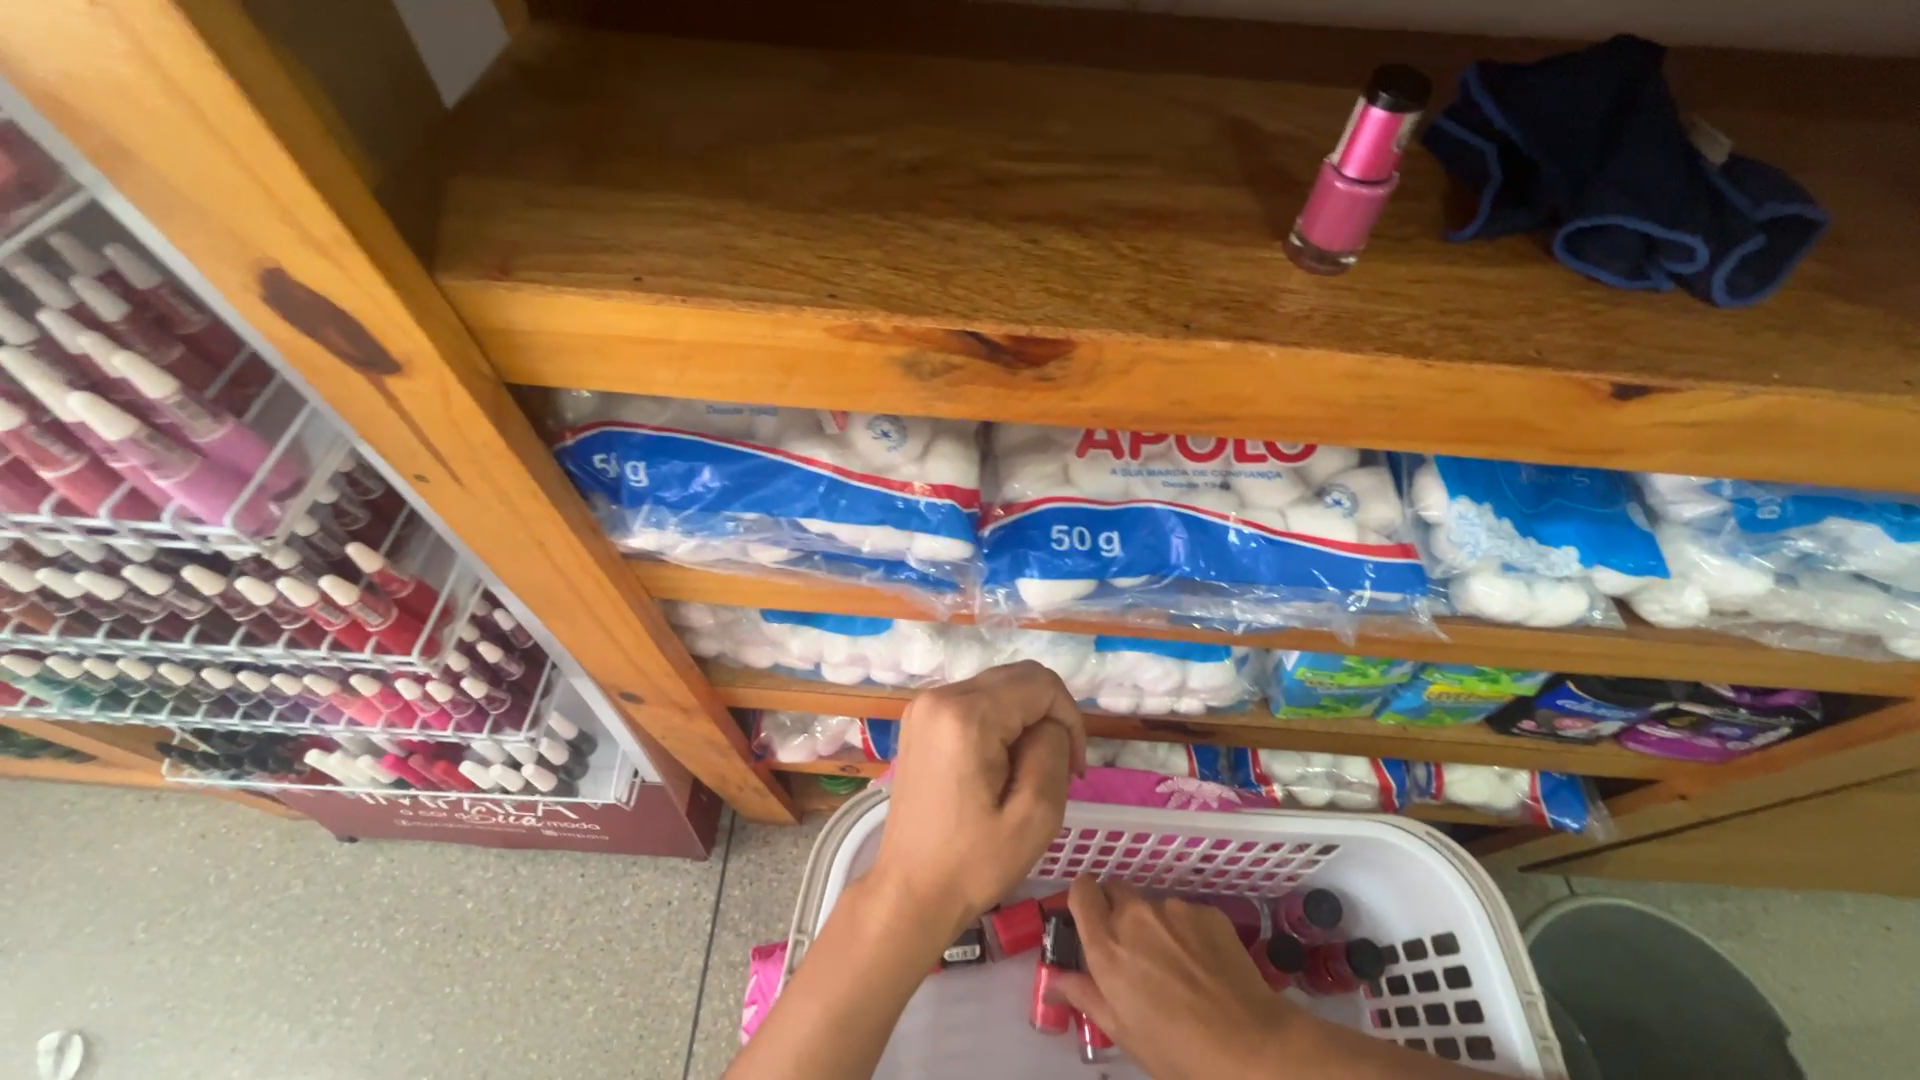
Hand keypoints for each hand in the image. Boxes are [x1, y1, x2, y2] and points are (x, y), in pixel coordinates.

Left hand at [868, 661, 1087, 937]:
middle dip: (1049, 716)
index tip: (1074, 768)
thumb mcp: (1036, 814)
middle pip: (1018, 677)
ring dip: (1025, 720)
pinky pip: (975, 703)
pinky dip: (1000, 724)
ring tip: (1030, 772)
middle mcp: (939, 697)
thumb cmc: (974, 863)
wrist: (910, 892)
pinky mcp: (919, 722)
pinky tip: (1002, 766)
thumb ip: (1053, 751)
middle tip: (1059, 769)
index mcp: (966, 716)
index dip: (1070, 719)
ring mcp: (923, 707)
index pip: (1041, 684)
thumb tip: (1050, 724)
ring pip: (998, 688)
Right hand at [1052, 875, 1298, 1079]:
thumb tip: (1057, 979)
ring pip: (1153, 905)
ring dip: (1155, 925)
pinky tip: (1203, 964)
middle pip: (1115, 890)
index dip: (1084, 901)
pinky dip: (1187, 931)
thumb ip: (1086, 995)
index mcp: (1106, 945)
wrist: (1249, 1044)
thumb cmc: (1175, 1048)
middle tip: (1131, 948)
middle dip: (1116, 911)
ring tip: (1176, 964)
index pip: (1081, 890)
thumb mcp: (1122, 1032)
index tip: (1090, 920)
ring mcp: (1174, 909)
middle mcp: (1135, 916)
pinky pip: (1187, 914)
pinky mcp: (1208, 911)